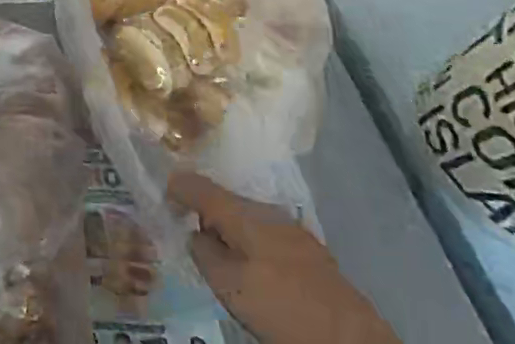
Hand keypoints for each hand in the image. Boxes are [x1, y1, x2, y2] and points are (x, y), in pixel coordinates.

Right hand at [168, 172, 400, 343]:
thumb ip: (204, 254)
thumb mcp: (229, 287)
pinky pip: (265, 233)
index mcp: (242, 212)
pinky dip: (250, 242)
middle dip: (203, 210)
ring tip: (219, 254)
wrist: (352, 340)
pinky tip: (253, 267)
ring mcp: (290, 228)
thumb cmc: (282, 308)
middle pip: (224, 199)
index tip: (162, 199)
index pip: (199, 185)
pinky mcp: (308, 250)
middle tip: (188, 232)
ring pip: (246, 217)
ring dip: (228, 228)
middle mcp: (265, 209)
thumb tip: (196, 234)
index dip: (176, 188)